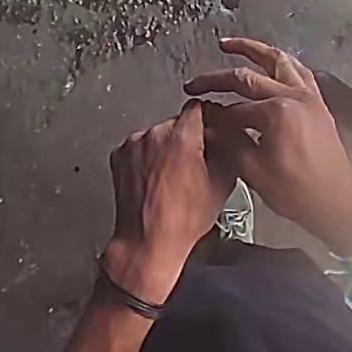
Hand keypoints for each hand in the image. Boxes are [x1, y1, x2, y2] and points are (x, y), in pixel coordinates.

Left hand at [102, 100, 234, 304]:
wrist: (147, 243)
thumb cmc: (180, 221)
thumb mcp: (221, 185)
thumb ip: (228, 151)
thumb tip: (231, 137)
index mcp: (182, 138)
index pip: (199, 108)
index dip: (210, 118)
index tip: (213, 126)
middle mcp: (155, 135)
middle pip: (178, 121)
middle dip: (188, 136)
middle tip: (195, 159)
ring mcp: (134, 144)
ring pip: (158, 133)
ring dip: (167, 146)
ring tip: (173, 174)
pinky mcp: (120, 154)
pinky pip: (140, 145)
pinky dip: (148, 155)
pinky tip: (156, 177)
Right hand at [184, 38, 351, 256]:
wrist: (336, 204)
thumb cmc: (296, 191)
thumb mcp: (253, 170)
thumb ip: (229, 141)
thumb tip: (208, 125)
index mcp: (278, 111)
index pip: (233, 108)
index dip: (211, 115)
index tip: (195, 118)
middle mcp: (295, 95)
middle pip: (248, 78)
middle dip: (217, 79)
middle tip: (196, 82)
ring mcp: (310, 97)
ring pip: (278, 61)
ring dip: (254, 50)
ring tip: (231, 46)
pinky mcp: (318, 104)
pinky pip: (299, 72)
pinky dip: (282, 63)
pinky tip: (271, 62)